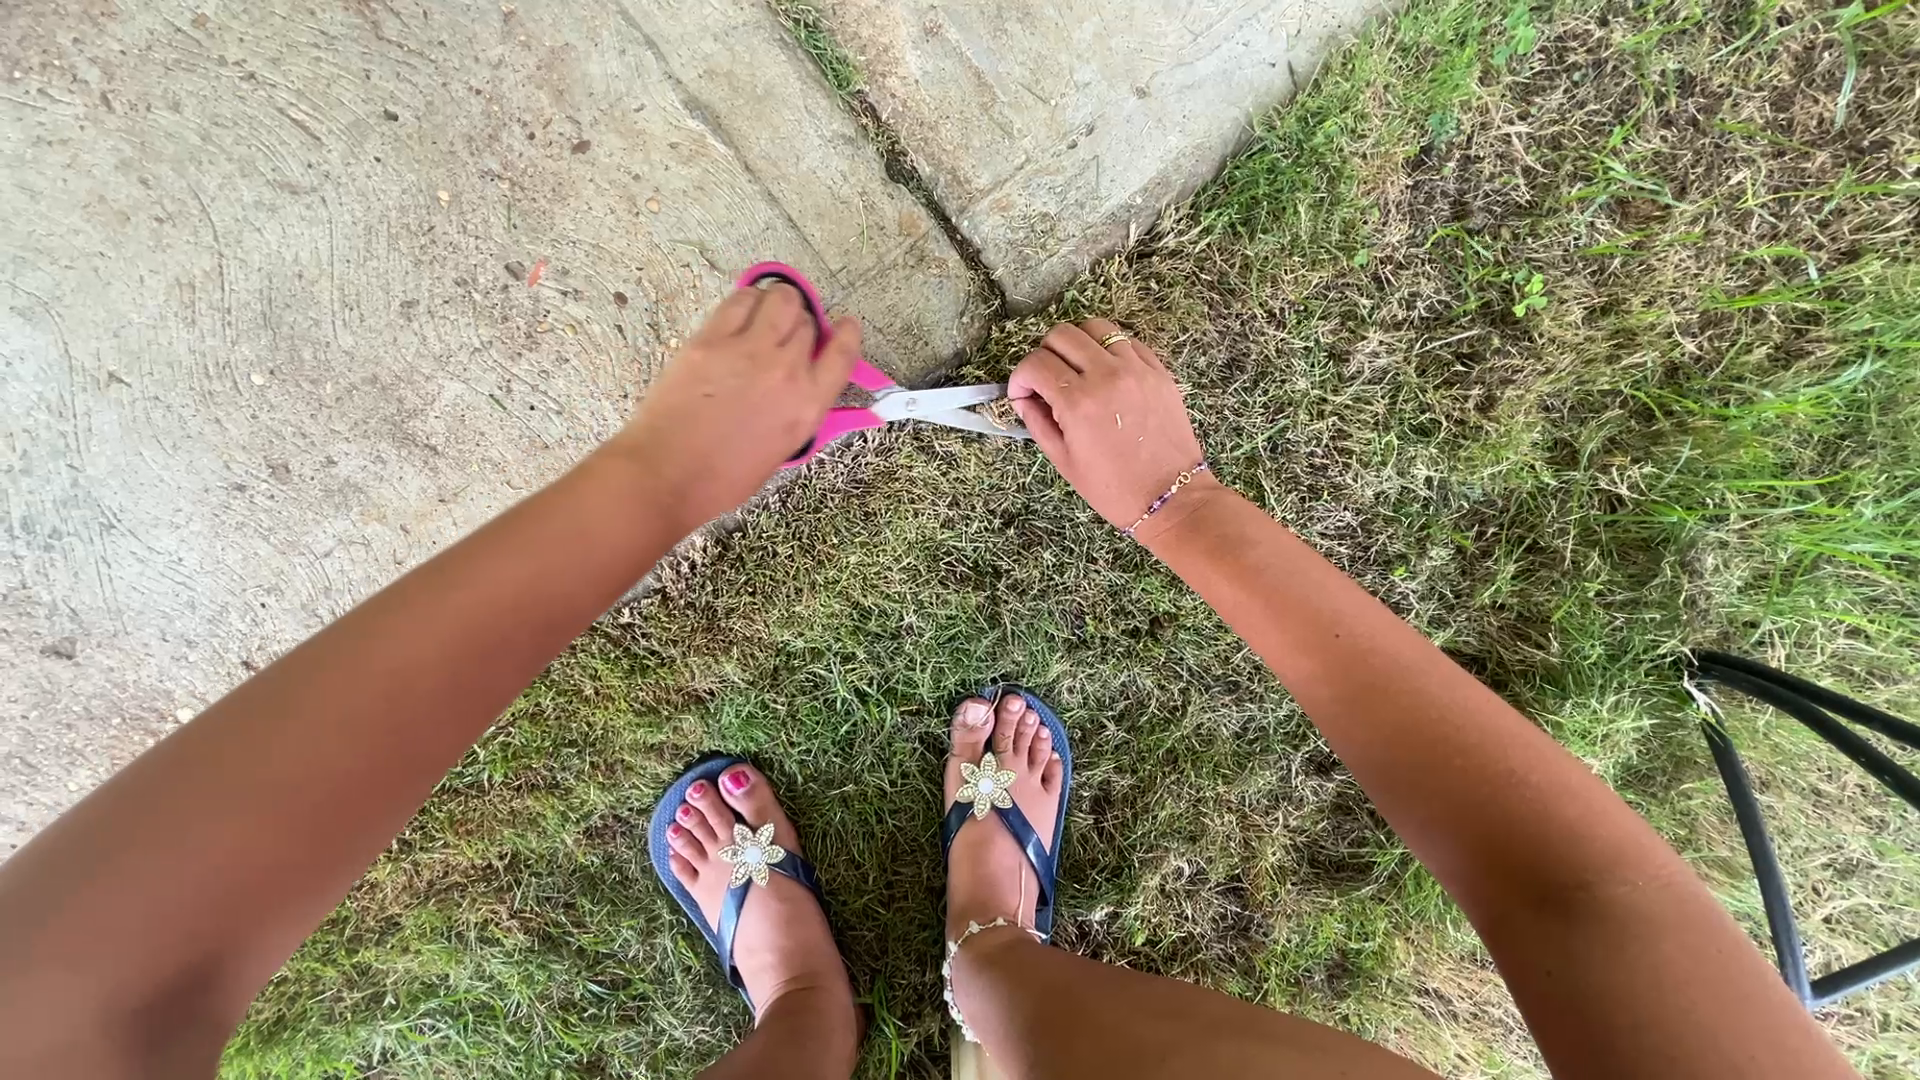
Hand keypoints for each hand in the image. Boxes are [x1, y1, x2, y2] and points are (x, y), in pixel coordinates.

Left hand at [605, 281, 860, 529]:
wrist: (668, 474)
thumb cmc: (725, 476)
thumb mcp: (783, 448)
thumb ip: (799, 410)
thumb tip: (802, 385)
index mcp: (808, 406)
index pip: (843, 353)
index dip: (847, 332)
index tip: (845, 325)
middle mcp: (786, 371)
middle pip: (808, 322)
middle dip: (802, 325)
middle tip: (785, 334)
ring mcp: (748, 350)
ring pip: (780, 299)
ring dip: (778, 303)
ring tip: (765, 316)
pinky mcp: (711, 339)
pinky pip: (740, 301)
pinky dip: (747, 301)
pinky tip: (740, 314)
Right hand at [1008, 320, 1209, 533]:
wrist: (1170, 496)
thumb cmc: (1113, 488)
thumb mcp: (1064, 461)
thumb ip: (1038, 422)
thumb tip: (1023, 398)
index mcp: (1078, 403)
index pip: (1035, 364)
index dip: (1020, 377)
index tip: (1021, 393)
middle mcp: (1106, 376)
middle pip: (1062, 335)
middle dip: (1044, 354)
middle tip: (1045, 380)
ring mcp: (1136, 369)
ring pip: (1096, 328)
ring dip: (1077, 342)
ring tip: (1075, 369)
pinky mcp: (1158, 371)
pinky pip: (1127, 341)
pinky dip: (1108, 349)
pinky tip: (1105, 373)